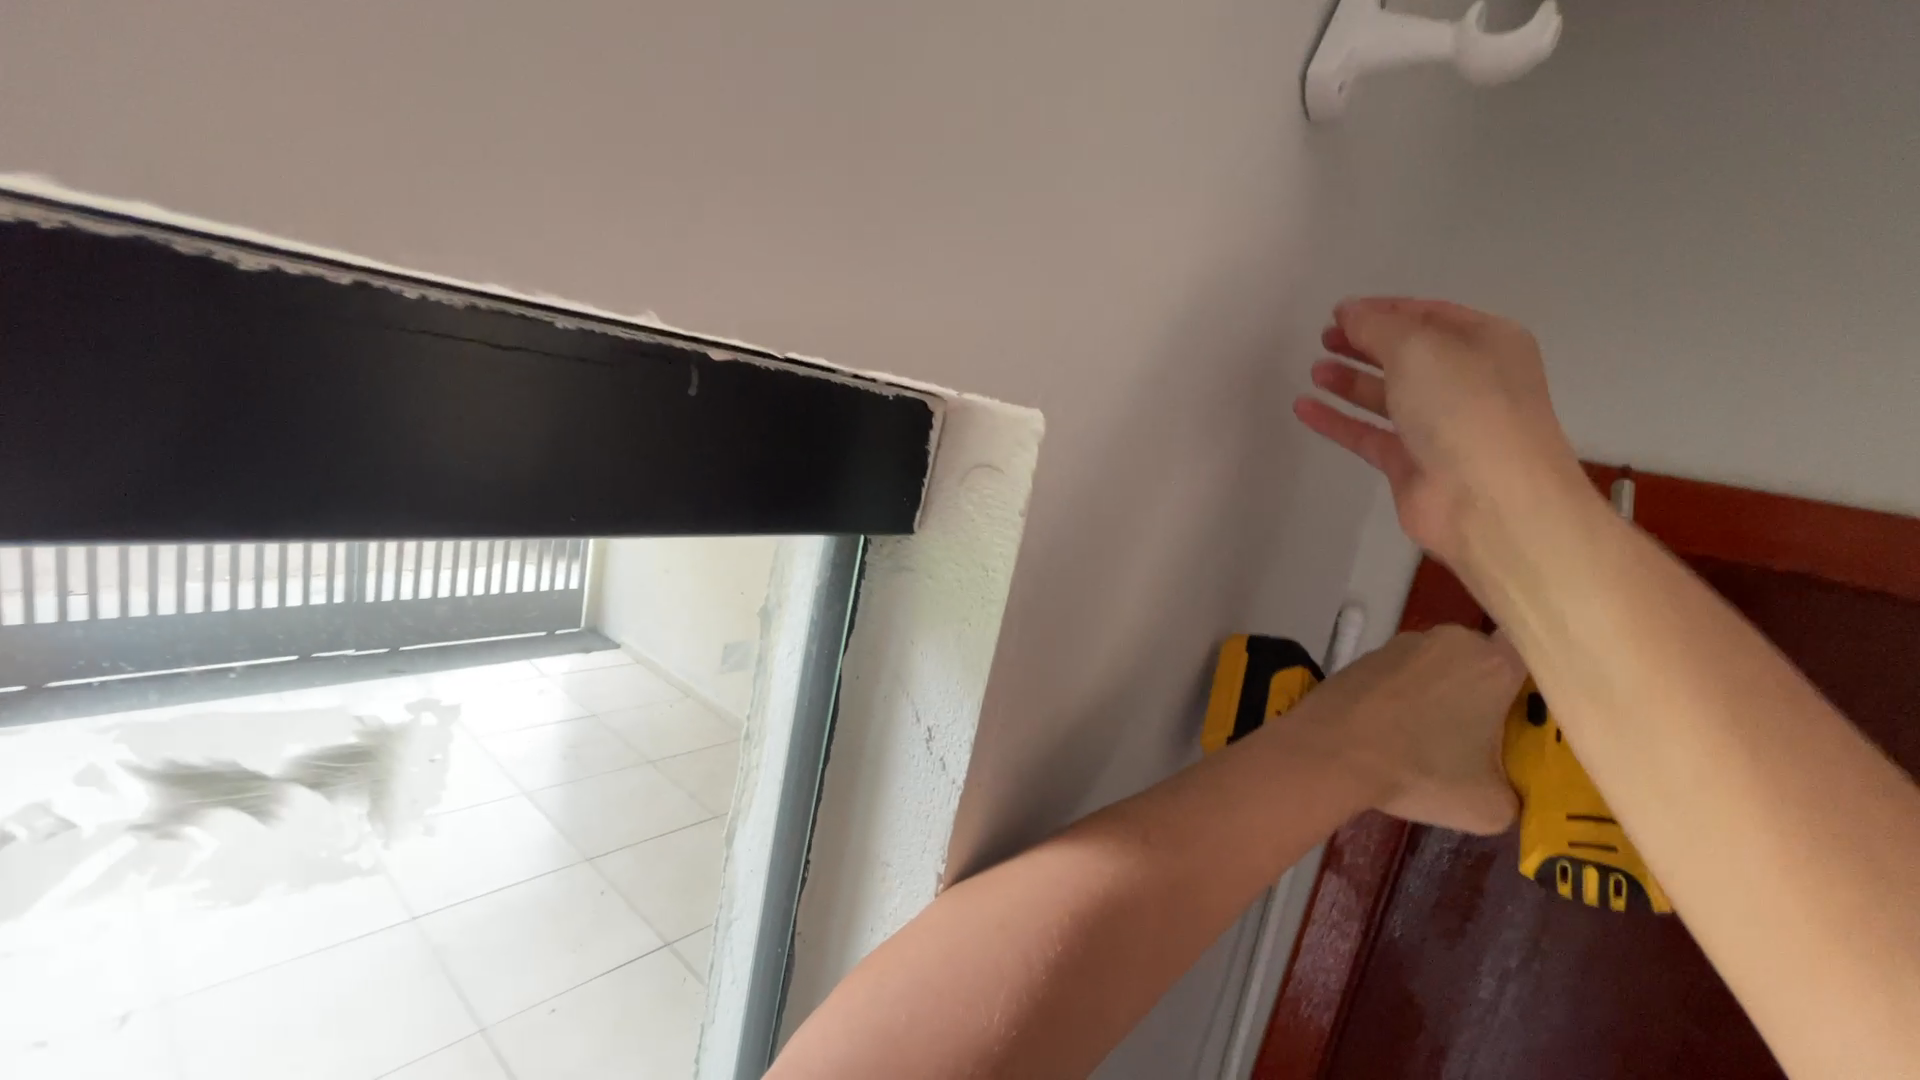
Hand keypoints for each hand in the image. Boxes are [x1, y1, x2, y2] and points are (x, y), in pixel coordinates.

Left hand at [1292, 626, 1524, 834]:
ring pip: (1438, 668)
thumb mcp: (1489, 805)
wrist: (1327, 753)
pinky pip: (1400, 674)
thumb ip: (1515, 791)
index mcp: (1493, 663)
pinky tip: (1394, 731)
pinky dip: (1403, 697)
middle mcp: (1450, 641)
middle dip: (1486, 694)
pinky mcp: (1365, 657)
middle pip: (1483, 662)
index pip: (1534, 659)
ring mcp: (1400, 644)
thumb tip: (1507, 789)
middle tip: (1485, 736)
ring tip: (1432, 739)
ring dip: (1440, 695)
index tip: (1534, 715)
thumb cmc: (1418, 772)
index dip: (1536, 686)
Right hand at [1293, 298, 1585, 571]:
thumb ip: (1378, 327)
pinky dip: (1337, 420)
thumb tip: (1349, 313)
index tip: (1339, 311)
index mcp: (1485, 342)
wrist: (1489, 498)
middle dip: (1365, 344)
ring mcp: (1439, 425)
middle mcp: (1466, 380)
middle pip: (1406, 354)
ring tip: (1314, 369)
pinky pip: (1367, 433)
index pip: (1428, 314)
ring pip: (1386, 395)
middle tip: (1324, 338)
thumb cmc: (1465, 408)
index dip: (1383, 310)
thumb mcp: (1420, 349)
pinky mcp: (1410, 462)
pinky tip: (1304, 408)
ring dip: (1350, 380)